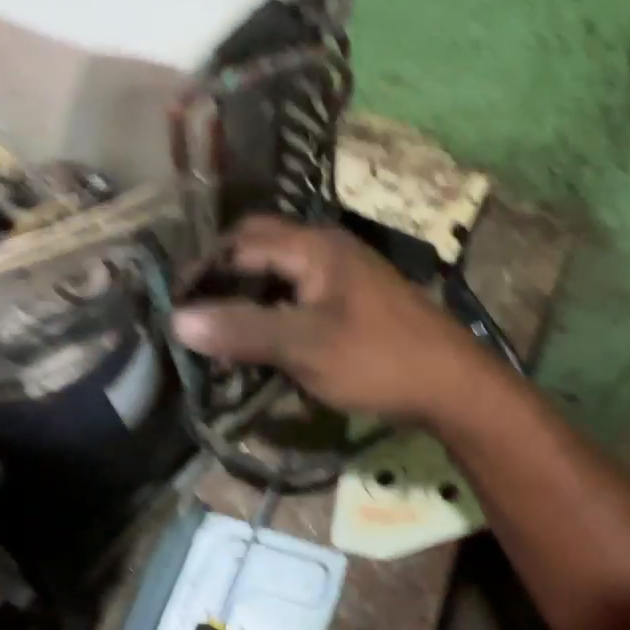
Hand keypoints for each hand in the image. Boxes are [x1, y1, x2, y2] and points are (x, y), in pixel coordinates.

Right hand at [173, 216, 499, 425]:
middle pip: (259, 250)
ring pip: (279, 275)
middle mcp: (327, 249)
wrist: (455, 386)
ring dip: (249, 300)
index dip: (204, 270)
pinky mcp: (353, 302)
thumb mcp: (305, 346)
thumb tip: (176, 319)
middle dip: (225, 280)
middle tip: (196, 318)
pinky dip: (274, 314)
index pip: (240, 242)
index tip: (174, 305)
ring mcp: (343, 275)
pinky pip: (299, 296)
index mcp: (314, 247)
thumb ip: (242, 329)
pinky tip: (262, 345)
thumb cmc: (379, 359)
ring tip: (221, 335)